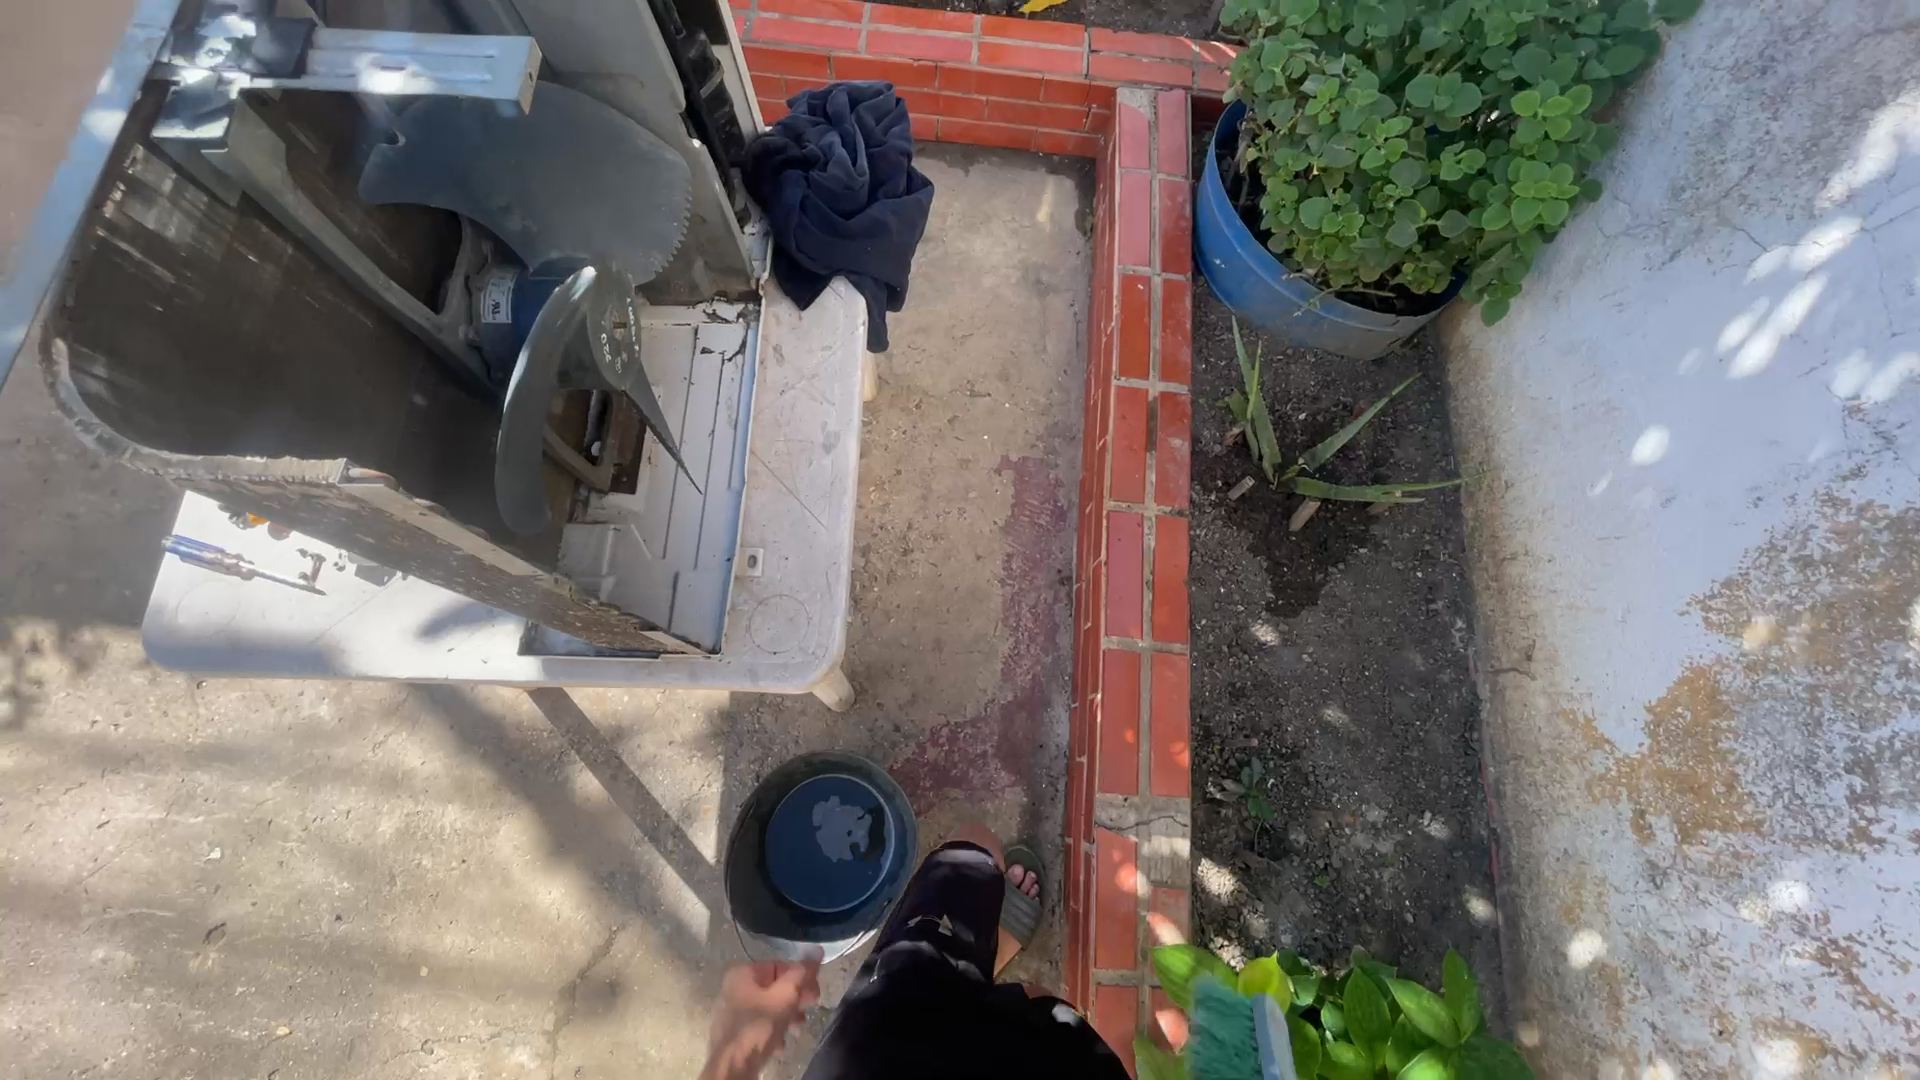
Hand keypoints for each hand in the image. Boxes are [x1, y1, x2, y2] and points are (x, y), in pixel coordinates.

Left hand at [699, 957, 822, 1079]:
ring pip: (768, 1008)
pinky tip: (781, 1044)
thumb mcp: (786, 995)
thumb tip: (817, 950)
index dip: (801, 977)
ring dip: (787, 1016)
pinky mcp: (734, 1035)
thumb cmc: (759, 1026)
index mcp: (743, 973)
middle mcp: (734, 988)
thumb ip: (802, 972)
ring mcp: (732, 1013)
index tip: (815, 992)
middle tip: (811, 1008)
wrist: (732, 1069)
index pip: (780, 966)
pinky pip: (759, 1026)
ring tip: (797, 1028)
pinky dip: (773, 1031)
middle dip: (796, 999)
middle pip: (774, 987)